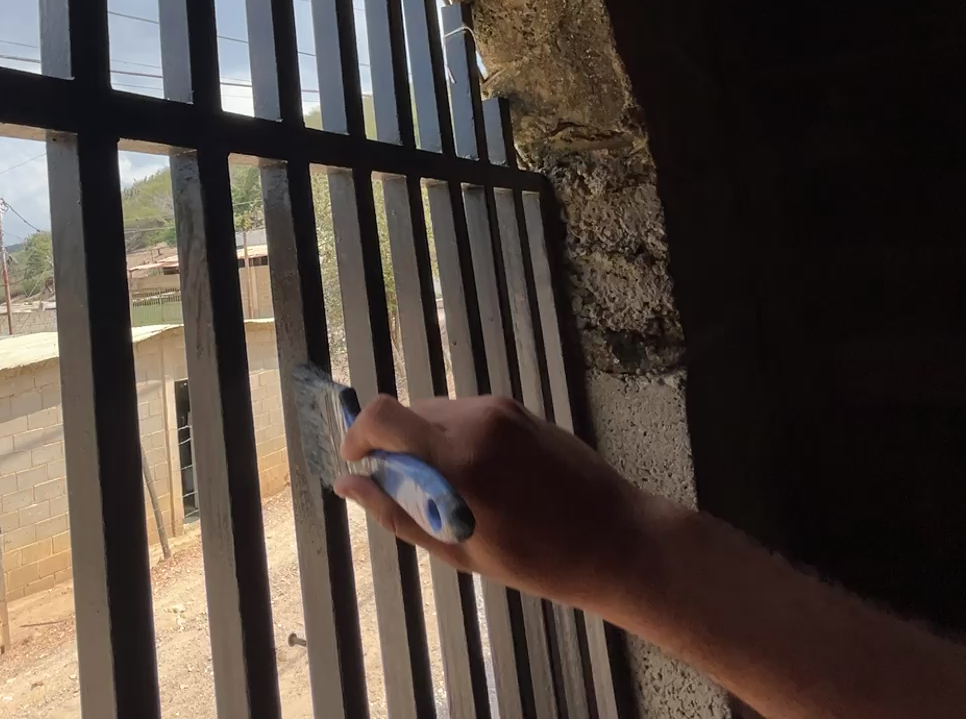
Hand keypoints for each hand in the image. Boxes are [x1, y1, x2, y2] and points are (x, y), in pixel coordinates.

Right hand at [334, 393, 651, 611]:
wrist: (617, 537)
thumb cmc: (538, 560)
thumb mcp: (460, 550)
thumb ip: (398, 512)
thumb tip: (348, 484)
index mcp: (459, 461)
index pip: (383, 416)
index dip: (358, 433)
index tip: (358, 462)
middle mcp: (474, 420)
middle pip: (406, 414)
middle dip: (395, 447)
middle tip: (412, 491)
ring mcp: (497, 408)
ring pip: (434, 413)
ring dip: (425, 442)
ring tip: (454, 487)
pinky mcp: (514, 406)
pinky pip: (463, 413)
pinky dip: (454, 437)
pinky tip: (482, 473)